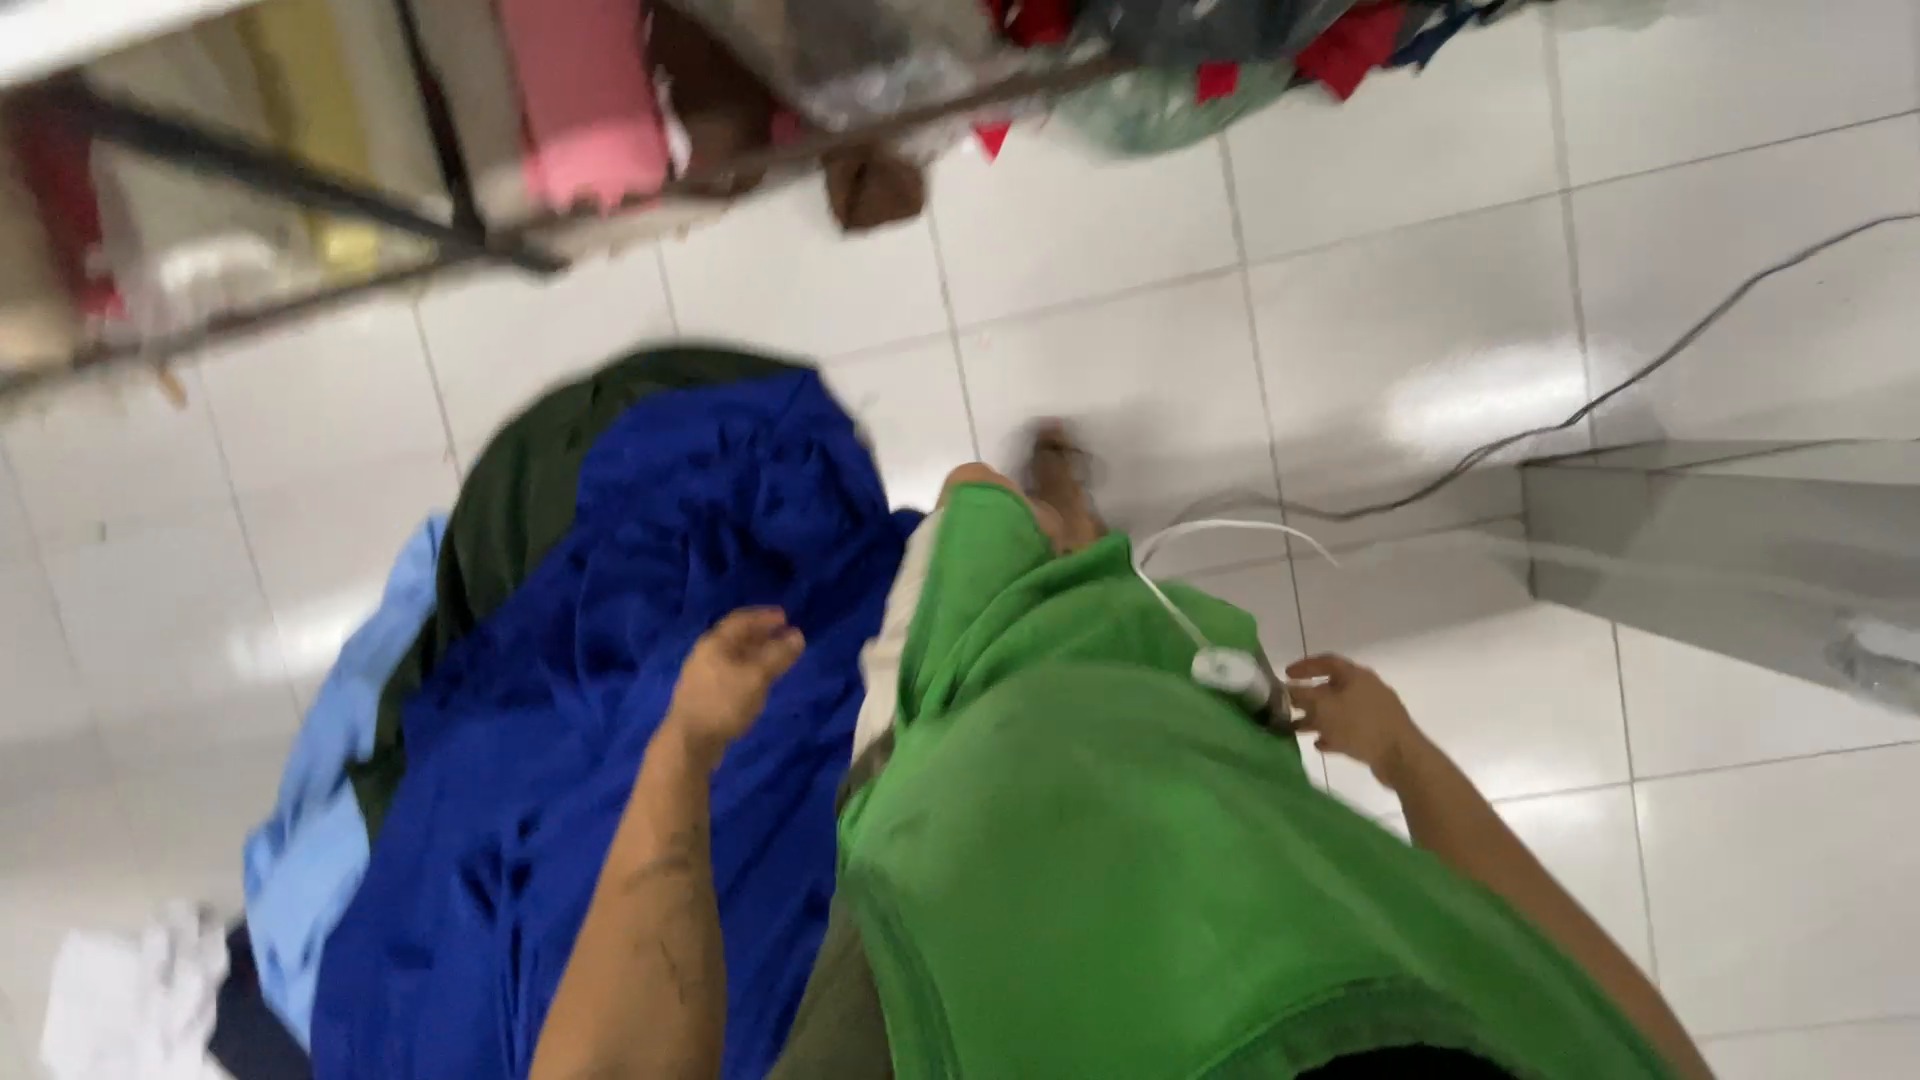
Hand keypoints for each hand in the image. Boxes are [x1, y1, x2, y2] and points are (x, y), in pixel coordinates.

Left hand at [666, 608, 805, 767]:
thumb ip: (778, 654)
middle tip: (784, 635)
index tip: (785, 617)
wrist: (689, 742)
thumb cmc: (724, 702)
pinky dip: (748, 668)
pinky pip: (730, 671)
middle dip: (762, 634)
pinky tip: (758, 680)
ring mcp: (702, 675)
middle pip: (736, 636)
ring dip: (756, 652)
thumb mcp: (757, 676)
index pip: (741, 619)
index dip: (764, 616)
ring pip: (734, 655)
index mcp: (716, 643)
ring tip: (776, 657)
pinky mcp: (703, 694)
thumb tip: (797, 635)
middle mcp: (706, 653)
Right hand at [1286, 654, 1429, 789]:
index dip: (1304, 666)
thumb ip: (1301, 695)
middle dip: (1308, 699)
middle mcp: (1367, 689)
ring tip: (1299, 729)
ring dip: (1318, 719)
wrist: (1402, 758)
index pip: (1326, 661)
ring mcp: (1376, 711)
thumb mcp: (1322, 707)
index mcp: (1356, 676)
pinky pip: (1351, 728)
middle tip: (1290, 707)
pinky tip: (1321, 745)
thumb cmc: (1359, 725)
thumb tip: (1285, 688)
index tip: (1286, 675)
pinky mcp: (1380, 732)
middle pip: (1332, 688)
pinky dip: (1334, 734)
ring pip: (1340, 710)